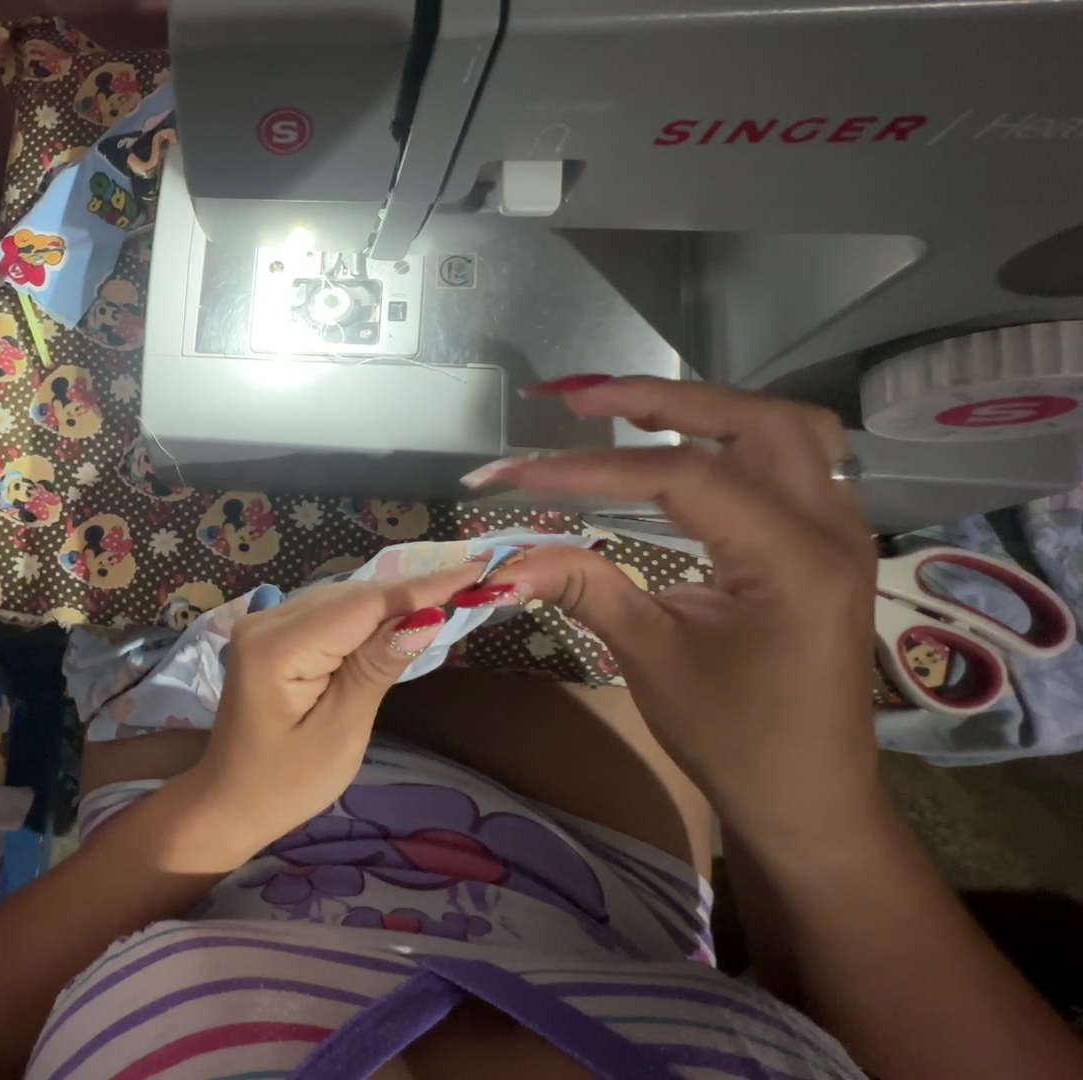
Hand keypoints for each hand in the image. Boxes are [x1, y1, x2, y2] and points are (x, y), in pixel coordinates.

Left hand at [183, 563, 493, 860]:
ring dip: (391, 600)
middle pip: (350, 596)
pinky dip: (364, 614)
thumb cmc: (285, 783)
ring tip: (451, 593)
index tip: (478, 569)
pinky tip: (398, 616)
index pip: (361, 605)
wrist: (229, 799)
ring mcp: (262, 625)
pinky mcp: (269, 636)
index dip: (420, 588)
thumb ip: (376, 668)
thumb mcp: (340, 732)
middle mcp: (264, 622)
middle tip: (476, 582)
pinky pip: (325, 614)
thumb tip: (426, 617)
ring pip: (340, 600)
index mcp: (275, 647)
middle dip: (411, 590)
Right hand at [472, 377, 880, 838]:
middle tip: (574, 398)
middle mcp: (828, 524)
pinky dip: (726, 434)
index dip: (587, 466)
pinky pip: (785, 458)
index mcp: (790, 557)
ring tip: (621, 407)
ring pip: (782, 427)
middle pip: (752, 419)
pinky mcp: (819, 539)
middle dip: (657, 398)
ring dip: (701, 407)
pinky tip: (676, 444)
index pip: (681, 475)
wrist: (806, 791)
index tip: (511, 470)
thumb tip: (504, 555)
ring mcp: (833, 528)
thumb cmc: (732, 732)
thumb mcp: (648, 656)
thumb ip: (582, 586)